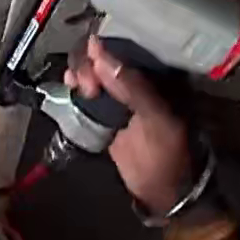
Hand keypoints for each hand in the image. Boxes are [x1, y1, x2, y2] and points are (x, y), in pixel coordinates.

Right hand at [66, 36, 190, 216]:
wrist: (163, 196)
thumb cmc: (168, 155)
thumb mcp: (157, 120)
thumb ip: (132, 87)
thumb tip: (99, 54)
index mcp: (160, 73)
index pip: (129, 44)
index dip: (108, 47)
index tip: (95, 62)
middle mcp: (139, 76)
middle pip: (106, 52)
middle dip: (90, 62)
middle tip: (87, 85)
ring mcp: (121, 92)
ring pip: (93, 67)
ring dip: (81, 70)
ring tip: (79, 88)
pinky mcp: (105, 108)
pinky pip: (87, 86)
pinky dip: (76, 81)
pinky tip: (70, 84)